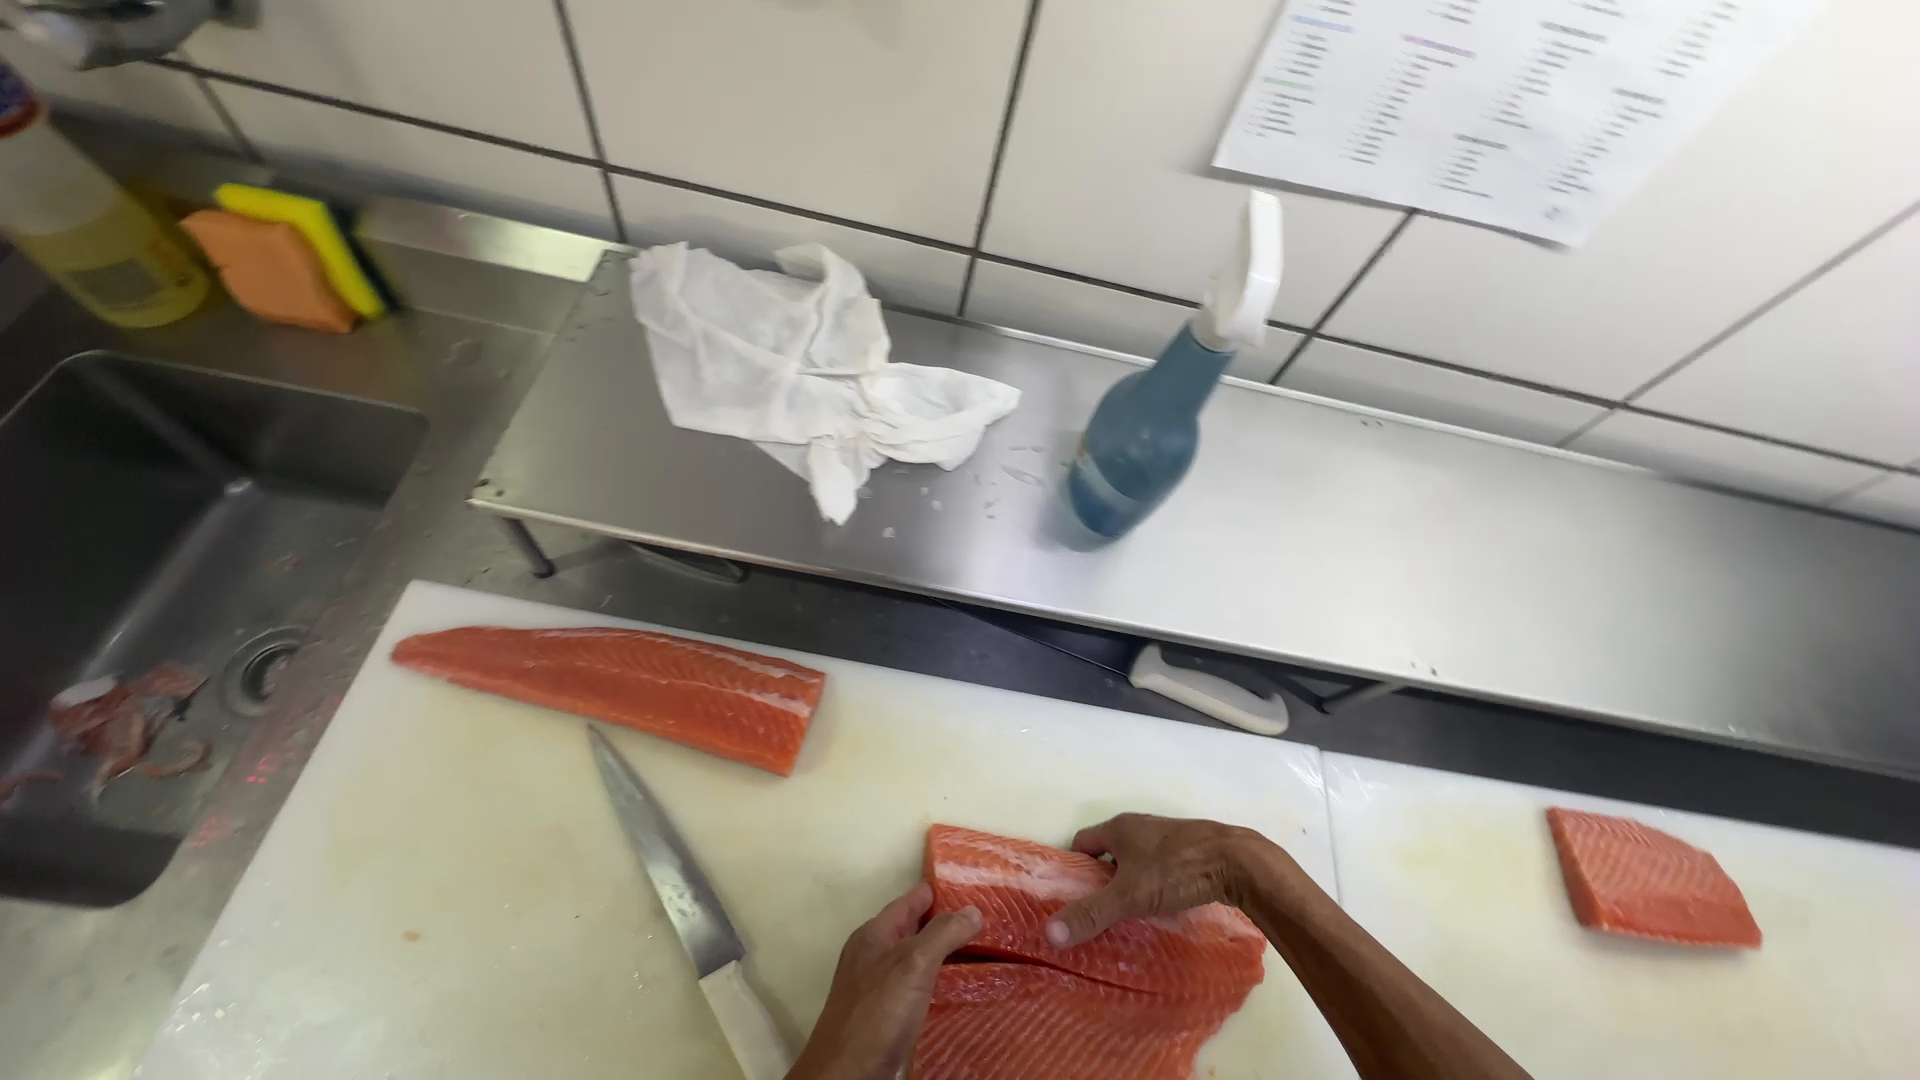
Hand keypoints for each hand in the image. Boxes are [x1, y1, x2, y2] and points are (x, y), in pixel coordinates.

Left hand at [785, 882, 980, 1079]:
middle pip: (912, 928)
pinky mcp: (883, 1017)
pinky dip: (935, 982)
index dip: (938, 891)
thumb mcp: (913, 964)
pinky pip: (915, 987)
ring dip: (941, 953)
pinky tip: (955, 990)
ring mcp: (876, 987)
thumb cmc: (877, 1012)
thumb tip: (973, 909)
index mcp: (875, 934)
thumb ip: (943, 933)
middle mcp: (872, 955)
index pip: (910, 900)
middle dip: (943, 922)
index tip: (971, 886)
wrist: (846, 1076)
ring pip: (914, 959)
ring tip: (978, 951)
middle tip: (984, 920)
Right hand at [1044, 813, 1286, 947]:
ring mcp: (1167, 836)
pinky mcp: (1190, 849)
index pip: (1082, 842)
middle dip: (1102, 878)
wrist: (1236, 861)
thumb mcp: (1129, 895)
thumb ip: (1091, 913)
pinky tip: (1162, 905)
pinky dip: (1154, 882)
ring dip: (1129, 880)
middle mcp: (1140, 825)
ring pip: (1137, 858)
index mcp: (1119, 827)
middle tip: (1098, 910)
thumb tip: (1049, 932)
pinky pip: (1161, 865)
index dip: (1074, 867)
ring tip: (1129, 913)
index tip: (1072, 897)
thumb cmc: (1175, 871)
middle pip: (1109, 850)